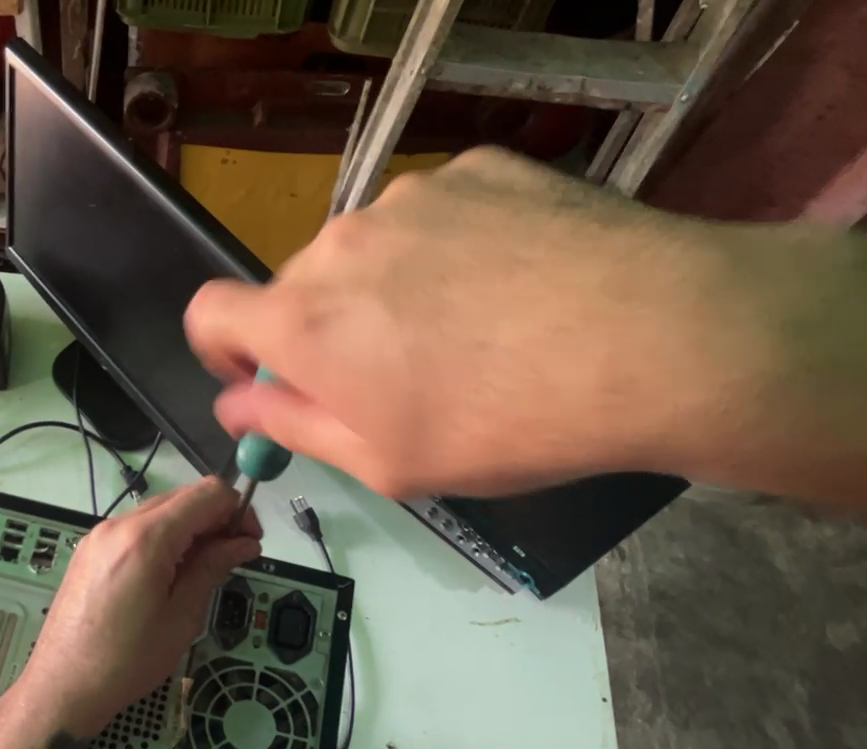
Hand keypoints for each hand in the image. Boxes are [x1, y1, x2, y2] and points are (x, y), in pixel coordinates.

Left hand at [12, 478, 261, 735]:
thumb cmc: (124, 661)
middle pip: (184, 497)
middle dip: (217, 519)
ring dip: (190, 530)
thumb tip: (243, 543)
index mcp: (145, 539)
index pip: (208, 493)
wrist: (63, 685)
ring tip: (201, 571)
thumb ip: (213, 568)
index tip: (249, 542)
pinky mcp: (89, 550)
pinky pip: (136, 528)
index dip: (238, 511)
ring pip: (160, 511)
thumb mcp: (181, 617)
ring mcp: (99, 535)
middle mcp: (118, 525)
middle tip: (232, 557)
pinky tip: (169, 574)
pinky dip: (162, 539)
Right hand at [184, 147, 781, 497]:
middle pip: (293, 290)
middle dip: (318, 334)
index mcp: (302, 320)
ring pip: (362, 253)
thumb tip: (236, 403)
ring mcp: (409, 197)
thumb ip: (288, 425)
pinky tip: (504, 287)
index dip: (220, 350)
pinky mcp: (475, 170)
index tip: (259, 378)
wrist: (659, 339)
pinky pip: (427, 218)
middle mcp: (338, 244)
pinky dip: (441, 253)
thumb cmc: (499, 425)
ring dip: (379, 292)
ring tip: (461, 333)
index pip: (207, 314)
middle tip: (387, 379)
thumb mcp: (380, 461)